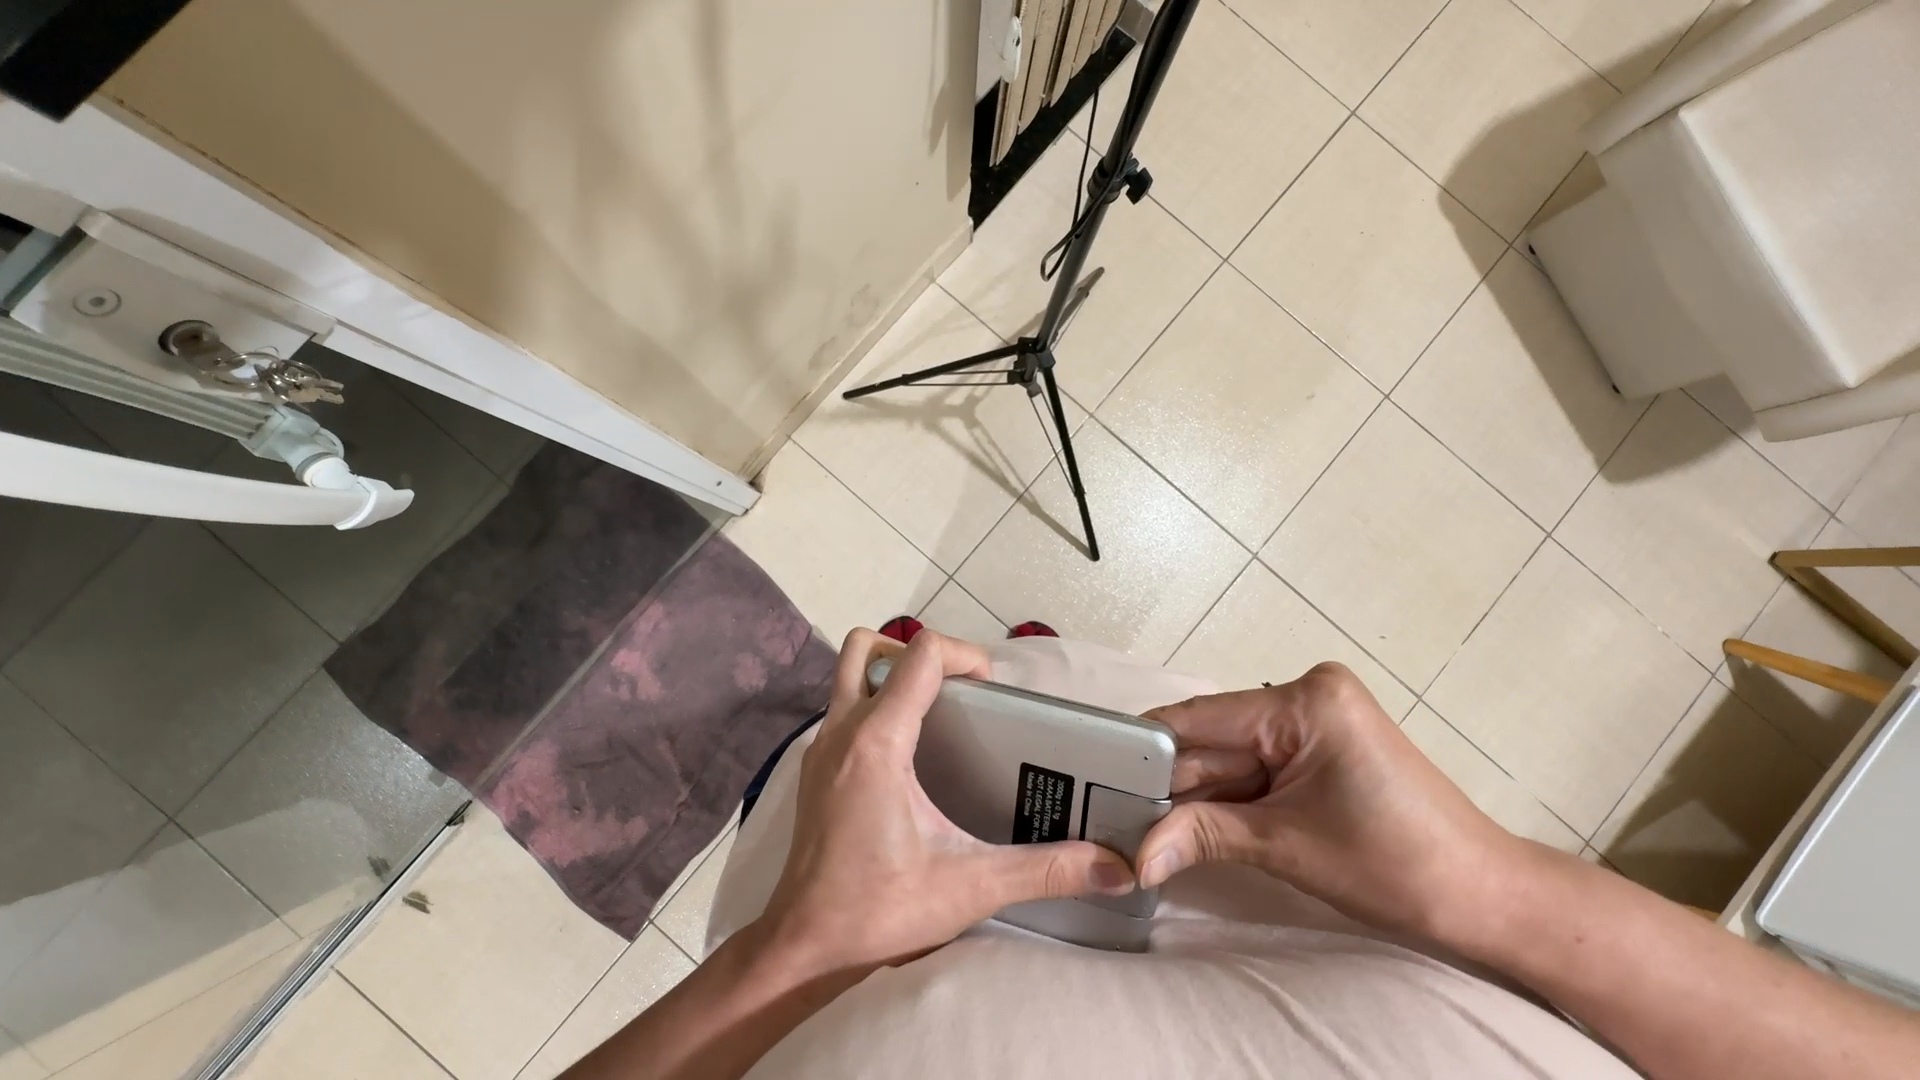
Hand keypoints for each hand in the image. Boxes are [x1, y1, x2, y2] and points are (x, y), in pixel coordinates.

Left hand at [754, 628, 1134, 975]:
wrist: (802, 948)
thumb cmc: (879, 912)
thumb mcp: (970, 888)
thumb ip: (1043, 871)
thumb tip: (1113, 868)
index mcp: (877, 743)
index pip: (920, 655)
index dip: (963, 654)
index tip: (993, 689)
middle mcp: (842, 732)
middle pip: (872, 649)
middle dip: (919, 656)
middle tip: (959, 696)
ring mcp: (821, 748)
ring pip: (851, 675)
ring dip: (893, 677)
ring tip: (939, 720)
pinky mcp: (814, 769)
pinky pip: (846, 710)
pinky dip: (878, 709)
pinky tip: (911, 761)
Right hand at [1133, 663, 1521, 941]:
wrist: (1482, 898)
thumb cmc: (1395, 865)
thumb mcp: (1285, 845)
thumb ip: (1201, 835)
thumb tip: (1134, 857)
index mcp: (1304, 701)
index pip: (1200, 718)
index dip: (1145, 749)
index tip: (1093, 771)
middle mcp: (1304, 696)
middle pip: (1211, 739)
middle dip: (1168, 783)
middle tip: (1109, 815)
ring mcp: (1312, 722)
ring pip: (1228, 758)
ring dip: (1192, 796)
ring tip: (1134, 825)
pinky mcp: (1316, 750)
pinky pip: (1252, 769)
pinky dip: (1223, 799)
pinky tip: (1181, 824)